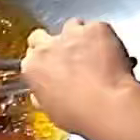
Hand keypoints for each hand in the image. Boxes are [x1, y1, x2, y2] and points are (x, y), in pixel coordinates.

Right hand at [21, 19, 139, 135]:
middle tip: (66, 57)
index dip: (41, 62)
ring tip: (91, 53)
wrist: (107, 105)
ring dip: (77, 37)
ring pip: (71, 26)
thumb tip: (43, 92)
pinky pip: (97, 28)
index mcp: (32, 67)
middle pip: (42, 36)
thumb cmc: (78, 114)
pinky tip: (109, 53)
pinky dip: (102, 38)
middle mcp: (48, 46)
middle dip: (52, 44)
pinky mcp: (96, 28)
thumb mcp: (49, 110)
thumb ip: (42, 94)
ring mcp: (72, 34)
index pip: (30, 57)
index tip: (49, 69)